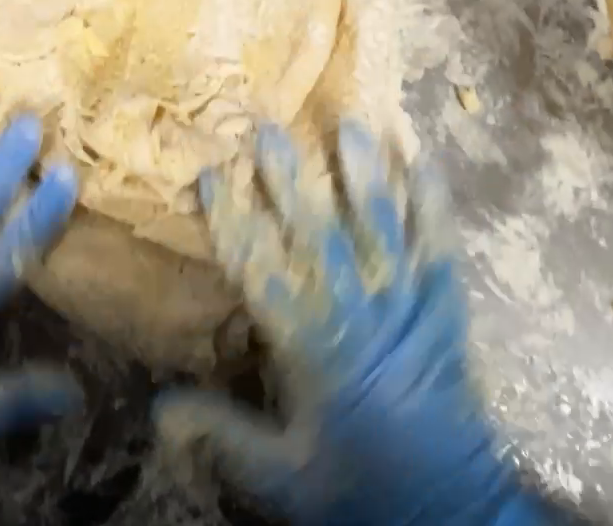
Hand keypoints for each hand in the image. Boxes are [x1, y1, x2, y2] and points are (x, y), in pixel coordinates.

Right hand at [156, 123, 552, 525]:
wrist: (456, 514)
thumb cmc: (361, 486)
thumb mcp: (281, 476)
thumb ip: (222, 433)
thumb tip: (156, 410)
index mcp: (312, 349)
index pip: (260, 271)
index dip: (231, 222)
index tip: (207, 177)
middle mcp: (360, 314)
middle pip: (319, 235)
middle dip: (290, 181)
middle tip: (267, 130)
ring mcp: (409, 305)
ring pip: (383, 227)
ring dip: (364, 175)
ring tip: (351, 125)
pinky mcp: (447, 308)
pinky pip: (440, 245)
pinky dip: (433, 201)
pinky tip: (423, 159)